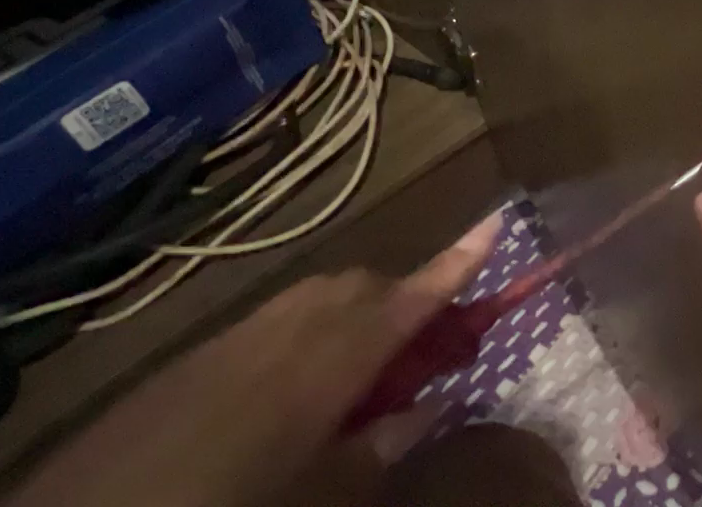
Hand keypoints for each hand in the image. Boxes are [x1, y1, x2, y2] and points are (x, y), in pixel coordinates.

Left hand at [6, 213, 504, 506]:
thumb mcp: (321, 494)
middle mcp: (292, 329)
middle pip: (371, 288)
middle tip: (427, 350)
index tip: (497, 224)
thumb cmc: (225, 506)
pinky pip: (284, 314)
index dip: (457, 264)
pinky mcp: (204, 349)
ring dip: (364, 311)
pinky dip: (318, 326)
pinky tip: (303, 377)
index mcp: (328, 364)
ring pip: (327, 294)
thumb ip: (382, 444)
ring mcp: (244, 333)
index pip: (411, 300)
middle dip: (409, 300)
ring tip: (368, 365)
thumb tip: (432, 406)